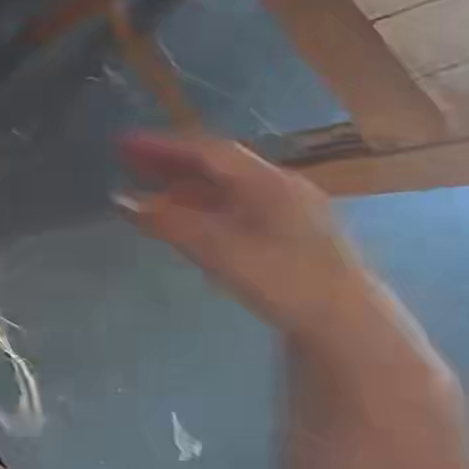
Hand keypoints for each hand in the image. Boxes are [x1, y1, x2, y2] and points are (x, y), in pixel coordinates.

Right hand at [117, 131, 381, 344]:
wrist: (349, 327)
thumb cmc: (281, 278)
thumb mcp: (215, 248)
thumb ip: (165, 221)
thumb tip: (119, 199)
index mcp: (267, 182)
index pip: (206, 151)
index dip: (160, 144)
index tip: (123, 141)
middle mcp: (279, 188)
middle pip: (215, 165)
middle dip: (168, 160)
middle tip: (126, 158)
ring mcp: (288, 211)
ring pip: (224, 186)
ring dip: (182, 183)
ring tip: (145, 187)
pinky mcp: (289, 235)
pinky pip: (234, 205)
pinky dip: (199, 203)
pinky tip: (180, 215)